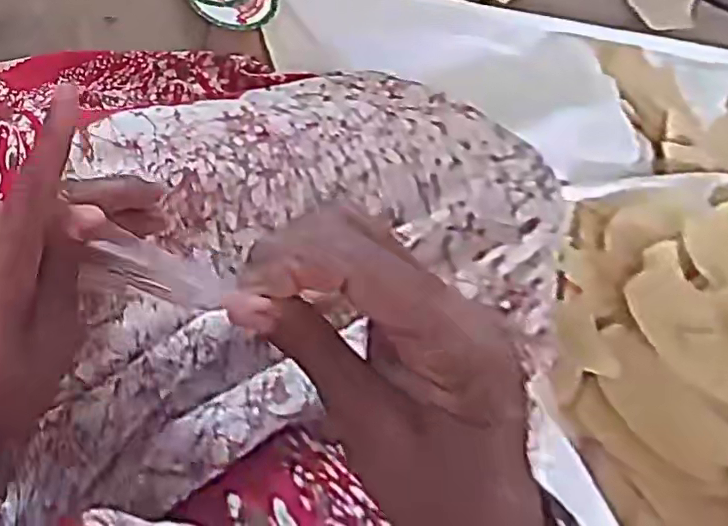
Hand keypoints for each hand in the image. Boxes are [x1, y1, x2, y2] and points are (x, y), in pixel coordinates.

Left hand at [0, 86, 130, 443]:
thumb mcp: (50, 331)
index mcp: (0, 252)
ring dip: (100, 208)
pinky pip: (43, 218)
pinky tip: (117, 227)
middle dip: (110, 195)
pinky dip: (78, 221)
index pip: (33, 184)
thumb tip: (88, 213)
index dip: (54, 137)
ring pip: (54, 203)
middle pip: (57, 193)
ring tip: (151, 217)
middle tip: (157, 203)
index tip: (69, 93)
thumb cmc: (10, 379)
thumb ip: (65, 263)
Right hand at [228, 204, 543, 525]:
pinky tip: (294, 290)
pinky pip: (356, 251)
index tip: (245, 290)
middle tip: (250, 295)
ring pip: (351, 230)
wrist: (488, 520)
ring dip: (297, 251)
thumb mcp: (367, 426)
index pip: (364, 264)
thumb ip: (307, 347)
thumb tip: (239, 300)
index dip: (294, 262)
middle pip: (353, 232)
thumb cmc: (437, 493)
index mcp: (456, 337)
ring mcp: (439, 291)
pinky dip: (313, 261)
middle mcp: (454, 298)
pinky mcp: (419, 294)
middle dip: (289, 253)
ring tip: (265, 292)